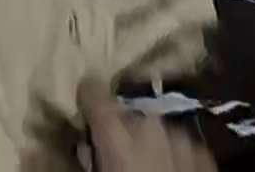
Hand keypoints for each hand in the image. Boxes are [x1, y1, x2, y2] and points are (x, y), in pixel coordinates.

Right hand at [79, 80, 218, 171]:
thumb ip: (70, 165)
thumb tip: (49, 148)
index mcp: (117, 135)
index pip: (92, 91)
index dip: (86, 104)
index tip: (84, 121)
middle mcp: (150, 125)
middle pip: (125, 113)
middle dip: (118, 133)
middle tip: (115, 166)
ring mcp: (182, 137)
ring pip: (154, 129)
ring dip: (146, 145)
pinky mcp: (204, 155)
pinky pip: (179, 145)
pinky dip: (171, 158)